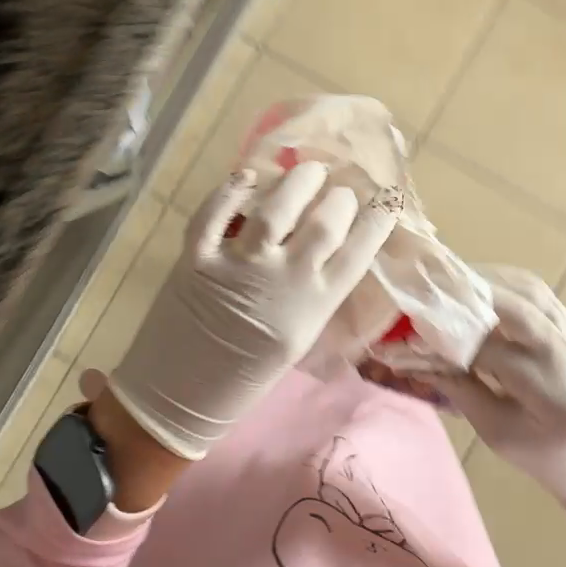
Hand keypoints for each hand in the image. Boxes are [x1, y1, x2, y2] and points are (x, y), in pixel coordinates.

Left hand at [107, 163, 400, 460]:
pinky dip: (231, 190)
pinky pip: (215, 213)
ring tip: (306, 170)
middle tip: (339, 186)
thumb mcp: (296, 337)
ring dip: (295, 182)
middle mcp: (283, 281)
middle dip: (339, 196)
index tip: (387, 197)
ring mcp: (238, 266)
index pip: (359, 251)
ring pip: (275, 208)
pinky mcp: (197, 258)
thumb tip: (331, 242)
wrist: (179, 396)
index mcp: (313, 306)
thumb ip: (312, 291)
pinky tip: (248, 177)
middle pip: (324, 222)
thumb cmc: (245, 374)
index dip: (377, 219)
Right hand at [432, 267, 565, 558]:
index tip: (413, 332)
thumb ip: (457, 386)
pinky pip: (538, 293)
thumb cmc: (538, 455)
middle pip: (522, 310)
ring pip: (532, 292)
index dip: (453, 338)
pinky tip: (477, 287)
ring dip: (487, 280)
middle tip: (430, 290)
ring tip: (450, 283)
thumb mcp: (493, 431)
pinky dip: (502, 283)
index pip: (497, 353)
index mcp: (558, 399)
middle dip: (471, 295)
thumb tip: (408, 351)